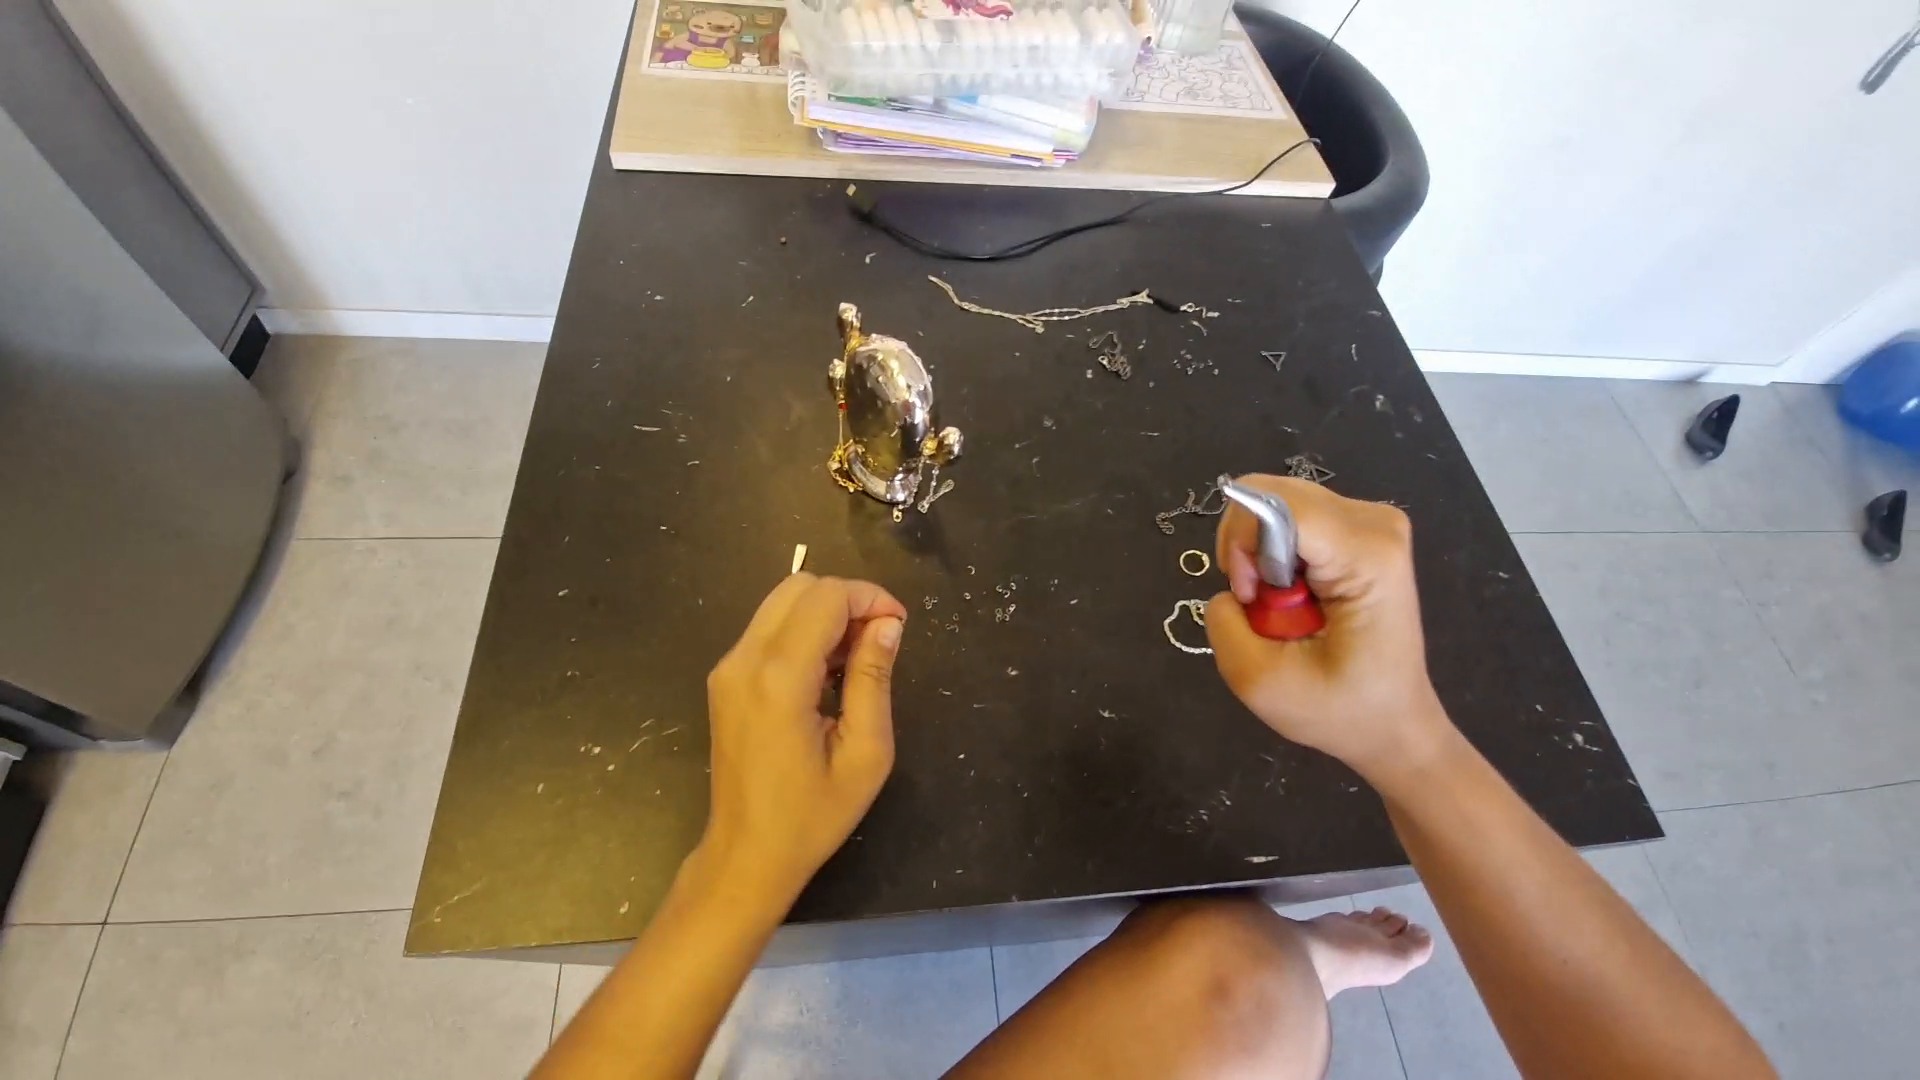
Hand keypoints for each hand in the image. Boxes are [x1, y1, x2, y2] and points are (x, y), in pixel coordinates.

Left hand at [695, 573, 906, 904]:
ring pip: (781, 601)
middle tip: (877, 642)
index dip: (870, 598)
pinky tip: (824, 673)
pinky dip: (803, 630)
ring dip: (825, 613)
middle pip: (800, 585)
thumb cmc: (813, 815)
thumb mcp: (865, 752)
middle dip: (848, 600)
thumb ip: (874, 678)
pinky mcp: (725, 678)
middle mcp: (745, 660)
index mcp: (780, 679)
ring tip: (854, 660)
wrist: (747, 855)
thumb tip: (888, 623)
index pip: (827, 598)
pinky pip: (768, 628)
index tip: (899, 626)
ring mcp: (728, 667)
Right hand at [1206, 475, 1451, 781]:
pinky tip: (1289, 592)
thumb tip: (1229, 589)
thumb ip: (1224, 623)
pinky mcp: (1360, 529)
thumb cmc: (1338, 710)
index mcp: (1367, 556)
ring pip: (1275, 502)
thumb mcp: (1259, 682)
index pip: (1279, 505)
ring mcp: (1372, 522)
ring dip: (1256, 553)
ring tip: (1275, 604)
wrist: (1393, 726)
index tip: (1250, 598)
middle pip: (1272, 495)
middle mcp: (1376, 523)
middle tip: (1258, 603)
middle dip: (1246, 547)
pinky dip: (1271, 552)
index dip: (1243, 545)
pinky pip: (1288, 515)